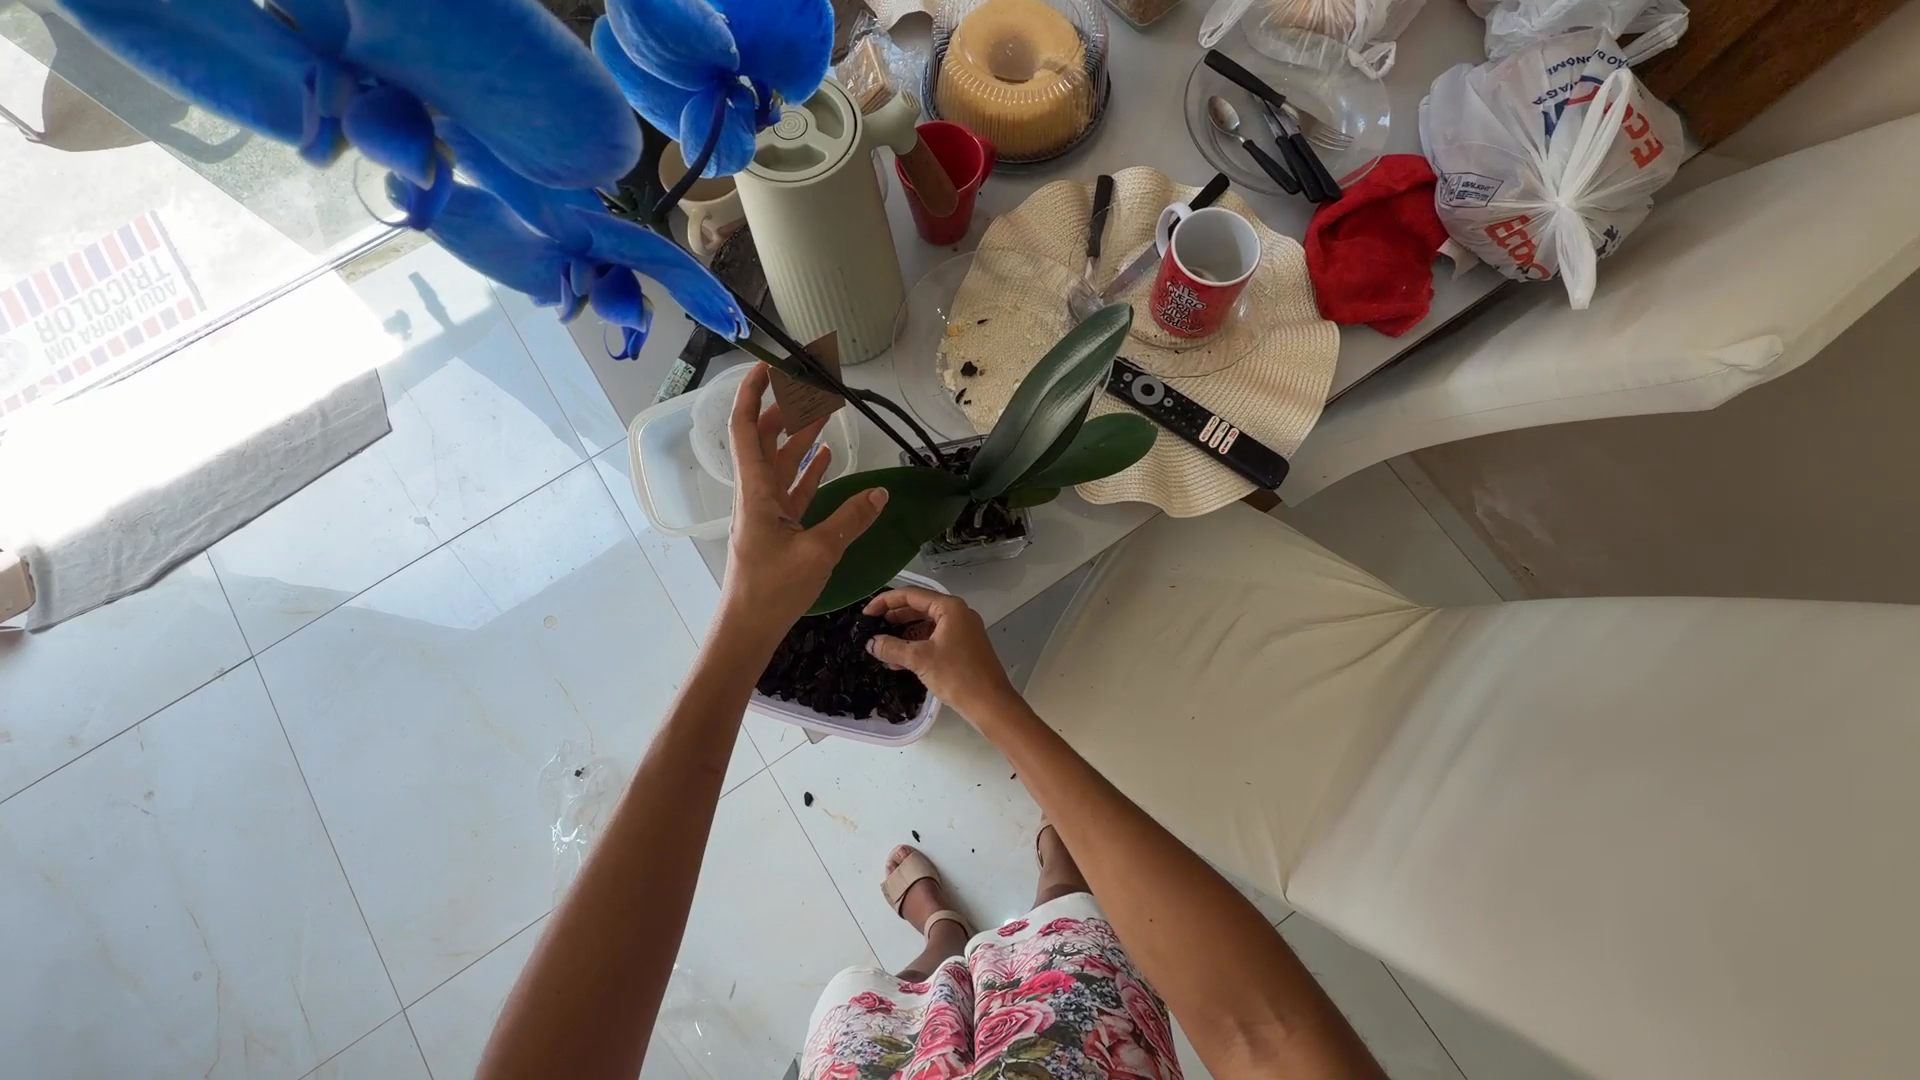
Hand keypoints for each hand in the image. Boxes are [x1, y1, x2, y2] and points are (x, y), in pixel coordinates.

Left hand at [717, 365, 885, 646]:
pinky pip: (792, 489)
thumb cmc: (773, 589)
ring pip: (781, 463)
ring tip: (824, 412)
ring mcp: (767, 512)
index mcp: (756, 491)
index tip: (765, 366)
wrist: (749, 628)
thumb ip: (850, 519)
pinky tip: (824, 456)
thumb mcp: (818, 552)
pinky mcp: (778, 529)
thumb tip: (880, 492)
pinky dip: (806, 470)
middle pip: (766, 439)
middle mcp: (757, 494)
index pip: (747, 430)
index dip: (751, 395)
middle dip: (785, 409)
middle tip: (811, 386)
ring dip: (799, 437)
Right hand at [862, 587, 1019, 719]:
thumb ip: (892, 648)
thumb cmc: (957, 675)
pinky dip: (916, 647)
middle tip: (871, 627)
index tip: (865, 613)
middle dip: (893, 618)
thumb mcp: (920, 659)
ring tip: (881, 646)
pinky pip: (933, 639)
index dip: (885, 602)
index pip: (911, 595)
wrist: (991, 703)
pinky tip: (897, 662)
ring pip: (925, 626)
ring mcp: (961, 631)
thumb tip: (870, 643)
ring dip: (903, 635)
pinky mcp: (962, 647)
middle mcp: (957, 613)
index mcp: (949, 607)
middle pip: (918, 608)